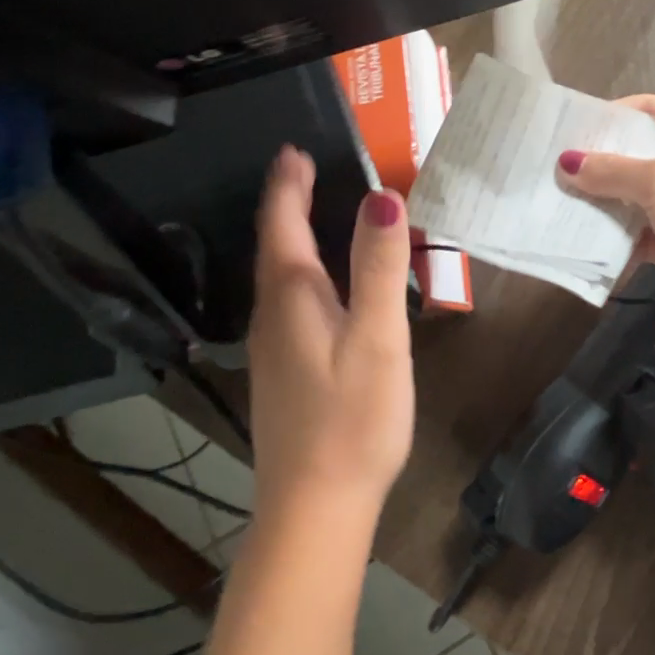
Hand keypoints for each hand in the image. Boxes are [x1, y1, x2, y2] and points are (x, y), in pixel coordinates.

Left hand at [247, 147, 414, 513]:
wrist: (316, 506)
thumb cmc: (352, 417)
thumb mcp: (378, 336)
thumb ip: (380, 267)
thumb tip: (383, 198)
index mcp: (291, 298)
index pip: (282, 225)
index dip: (287, 184)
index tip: (294, 149)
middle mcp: (272, 316)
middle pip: (275, 248)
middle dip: (288, 205)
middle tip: (308, 170)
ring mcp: (274, 349)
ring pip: (280, 278)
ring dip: (295, 239)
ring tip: (319, 216)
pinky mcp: (285, 374)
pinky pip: (291, 304)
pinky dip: (306, 275)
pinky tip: (328, 288)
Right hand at [559, 95, 654, 346]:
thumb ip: (614, 170)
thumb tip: (568, 163)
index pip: (652, 111)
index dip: (612, 116)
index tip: (568, 129)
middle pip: (639, 157)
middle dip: (598, 165)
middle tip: (549, 171)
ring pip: (636, 200)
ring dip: (602, 205)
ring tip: (554, 206)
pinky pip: (641, 238)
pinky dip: (617, 241)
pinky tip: (582, 245)